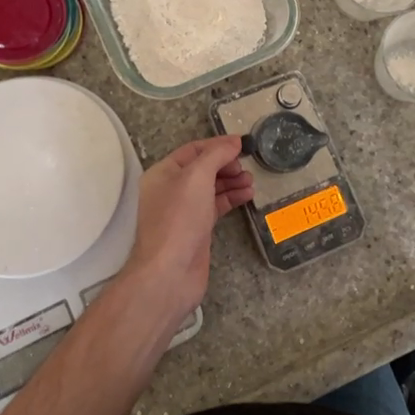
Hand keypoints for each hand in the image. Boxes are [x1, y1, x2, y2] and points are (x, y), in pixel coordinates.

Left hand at [119, 135, 251, 328]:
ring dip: (231, 182)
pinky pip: (215, 206)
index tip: (242, 145)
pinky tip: (247, 195)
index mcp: (163, 173)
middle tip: (246, 168)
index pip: (193, 150)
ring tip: (251, 181)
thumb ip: (216, 155)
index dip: (218, 145)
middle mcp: (171, 190)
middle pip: (203, 169)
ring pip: (211, 188)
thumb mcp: (197, 177)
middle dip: (226, 165)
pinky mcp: (196, 230)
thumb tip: (233, 141)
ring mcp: (183, 211)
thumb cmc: (179, 219)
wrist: (170, 272)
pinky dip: (231, 199)